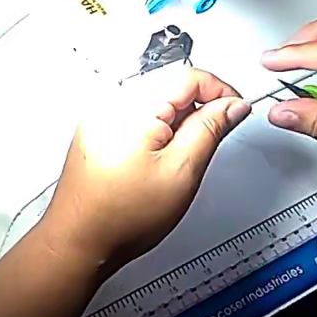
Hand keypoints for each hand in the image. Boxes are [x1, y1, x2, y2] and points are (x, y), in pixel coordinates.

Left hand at [36, 67, 250, 274]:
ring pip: (158, 98)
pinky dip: (159, 127)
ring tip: (179, 157)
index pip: (191, 74)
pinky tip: (158, 158)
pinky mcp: (99, 127)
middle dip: (201, 106)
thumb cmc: (120, 216)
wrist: (79, 241)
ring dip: (180, 118)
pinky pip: (139, 113)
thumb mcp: (182, 171)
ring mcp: (102, 113)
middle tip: (211, 139)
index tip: (236, 110)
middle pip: (173, 83)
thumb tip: (233, 105)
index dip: (222, 91)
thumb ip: (212, 129)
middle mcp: (112, 102)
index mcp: (133, 105)